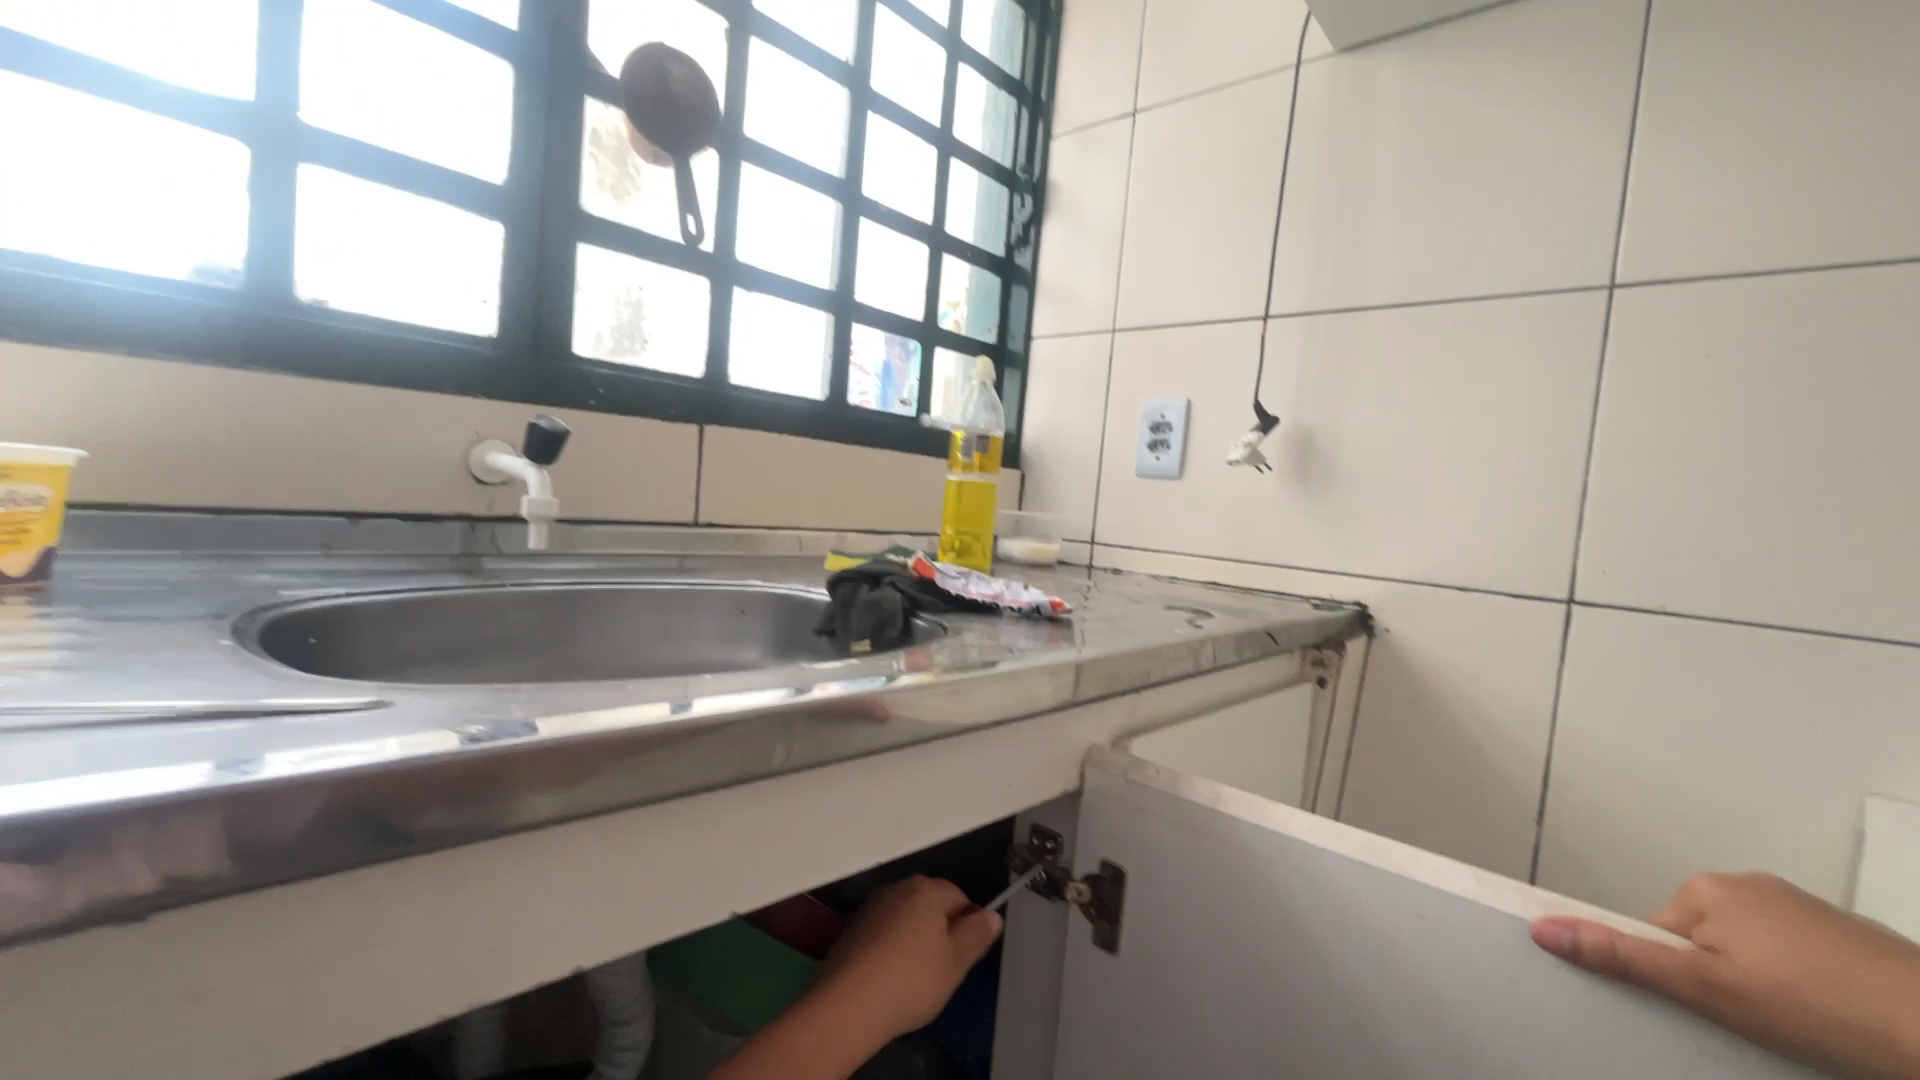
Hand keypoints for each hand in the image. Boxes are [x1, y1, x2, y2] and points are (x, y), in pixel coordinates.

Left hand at [810, 875, 1003, 1042]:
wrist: (847, 1005)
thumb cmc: (911, 979)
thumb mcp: (956, 962)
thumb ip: (977, 934)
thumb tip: (992, 915)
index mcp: (925, 889)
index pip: (959, 896)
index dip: (969, 924)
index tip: (967, 954)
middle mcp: (896, 888)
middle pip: (930, 904)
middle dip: (941, 929)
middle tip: (945, 967)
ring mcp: (870, 908)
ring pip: (905, 918)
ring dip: (915, 938)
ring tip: (917, 976)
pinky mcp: (851, 930)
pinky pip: (883, 932)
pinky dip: (891, 948)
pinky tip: (891, 977)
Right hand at [1531, 872, 1919, 1079]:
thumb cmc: (1814, 1005)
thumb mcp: (1704, 988)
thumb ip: (1621, 955)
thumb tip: (1542, 927)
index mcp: (1706, 887)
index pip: (1657, 931)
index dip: (1674, 973)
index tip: (1707, 1005)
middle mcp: (1750, 883)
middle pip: (1705, 938)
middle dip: (1720, 978)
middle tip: (1753, 1018)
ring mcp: (1806, 906)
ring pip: (1755, 950)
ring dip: (1764, 983)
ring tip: (1799, 1021)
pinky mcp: (1852, 934)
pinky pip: (1802, 957)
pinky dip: (1806, 984)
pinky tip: (1830, 1016)